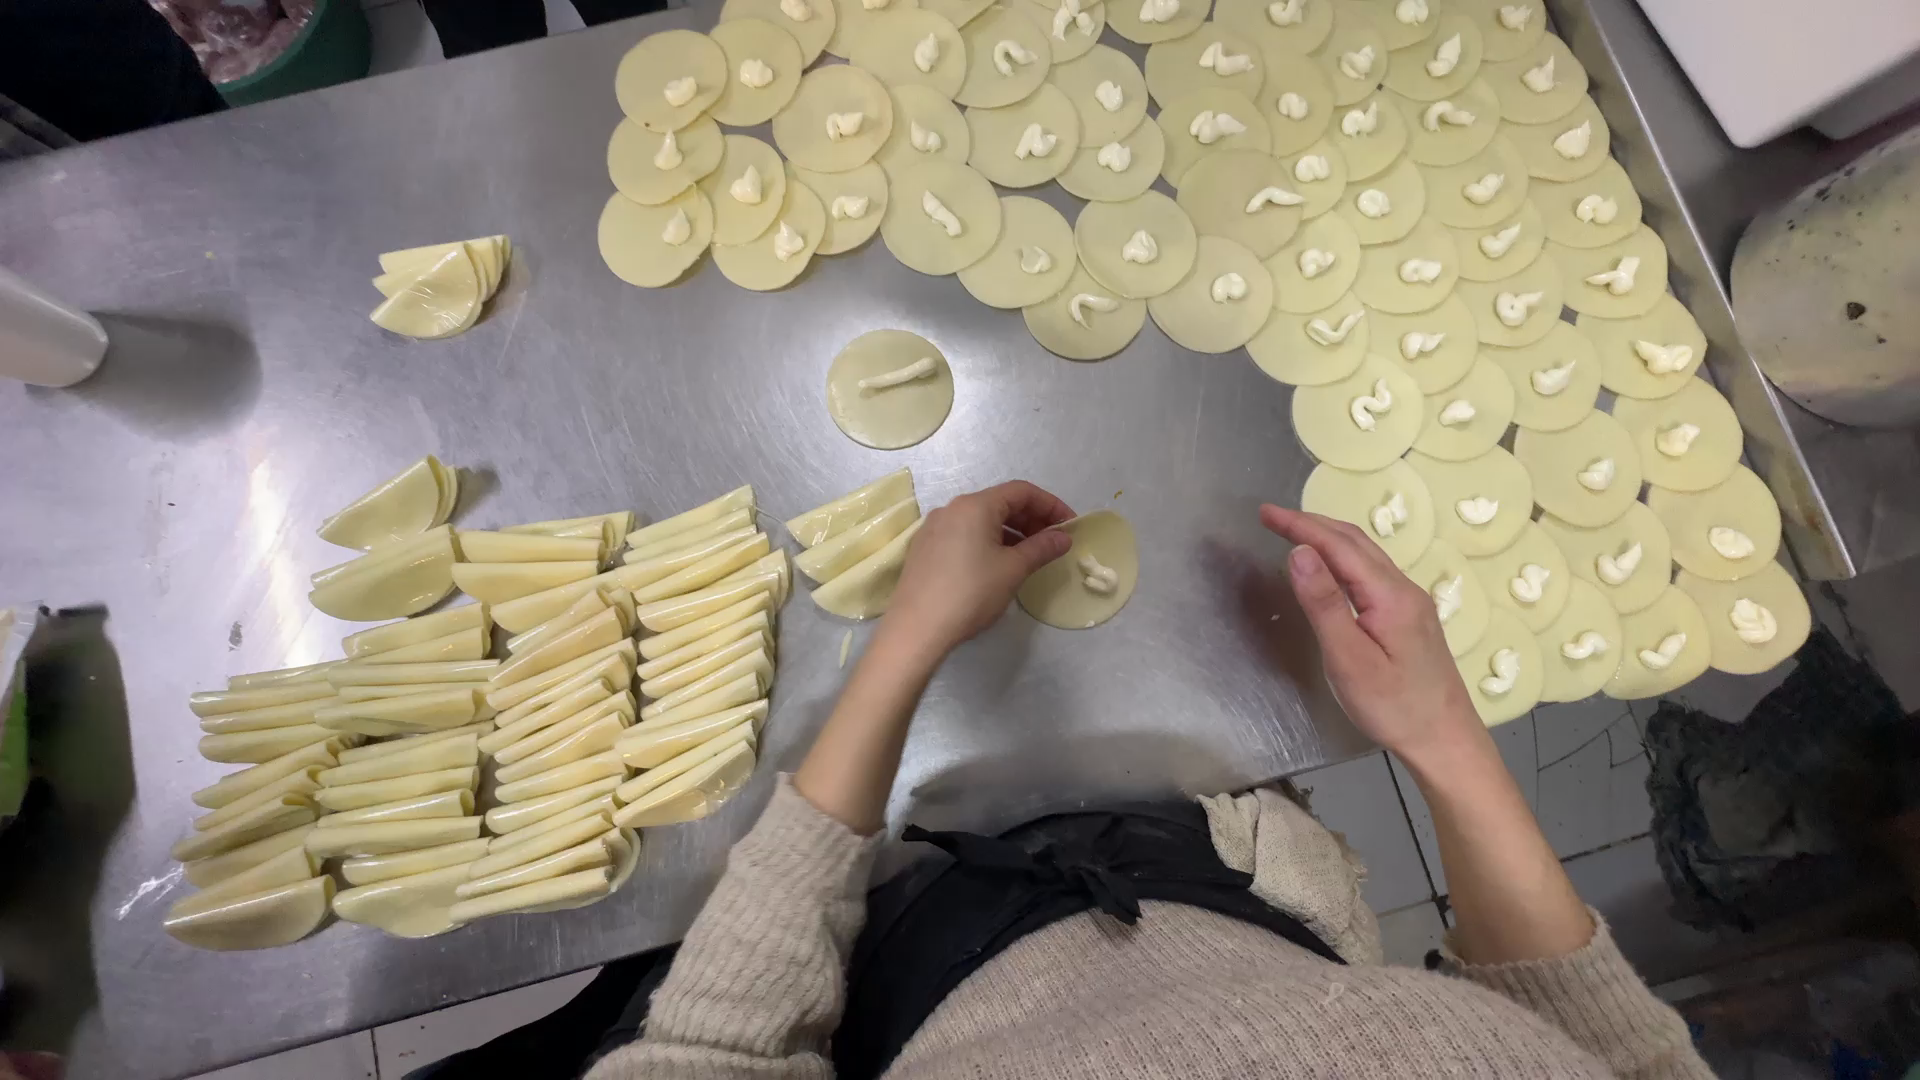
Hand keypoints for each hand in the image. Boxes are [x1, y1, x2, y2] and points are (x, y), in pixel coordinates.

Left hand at [884, 481, 1074, 654]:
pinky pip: (964, 534)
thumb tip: (1063, 537)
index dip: (1050, 505)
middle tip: (1052, 542)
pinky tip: (997, 564)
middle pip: (1000, 503)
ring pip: (981, 520)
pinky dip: (987, 541)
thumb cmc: (971, 593)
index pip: (1021, 491)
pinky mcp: (925, 548)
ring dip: (1010, 532)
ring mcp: (934, 528)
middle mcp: (951, 508)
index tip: (1070, 526)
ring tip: (1029, 556)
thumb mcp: (1013, 570)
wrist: (917, 628)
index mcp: (975, 505)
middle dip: (1031, 519)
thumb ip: (1041, 548)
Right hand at [1259, 504, 1483, 763]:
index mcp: (1389, 595)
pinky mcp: (1407, 616)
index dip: (1300, 525)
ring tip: (1292, 531)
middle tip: (1270, 517)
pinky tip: (1327, 564)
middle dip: (1310, 523)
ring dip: (1326, 536)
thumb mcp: (1348, 658)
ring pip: (1364, 554)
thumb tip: (1299, 551)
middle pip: (1354, 542)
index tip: (1264, 513)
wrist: (1445, 741)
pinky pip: (1369, 570)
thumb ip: (1323, 602)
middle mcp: (1403, 590)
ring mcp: (1409, 602)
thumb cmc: (1392, 706)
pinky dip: (1340, 555)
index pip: (1338, 546)